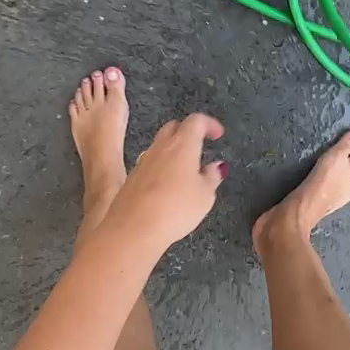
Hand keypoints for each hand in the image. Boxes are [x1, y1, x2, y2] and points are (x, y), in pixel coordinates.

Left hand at [98, 113, 226, 251]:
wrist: (133, 229)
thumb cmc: (173, 209)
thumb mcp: (205, 196)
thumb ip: (212, 177)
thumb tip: (215, 167)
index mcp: (183, 145)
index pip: (196, 121)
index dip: (209, 124)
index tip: (217, 133)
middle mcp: (161, 148)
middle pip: (174, 127)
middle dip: (188, 132)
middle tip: (200, 146)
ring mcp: (143, 162)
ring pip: (160, 146)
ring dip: (173, 151)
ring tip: (185, 170)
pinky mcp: (132, 179)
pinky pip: (149, 165)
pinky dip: (161, 168)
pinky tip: (167, 187)